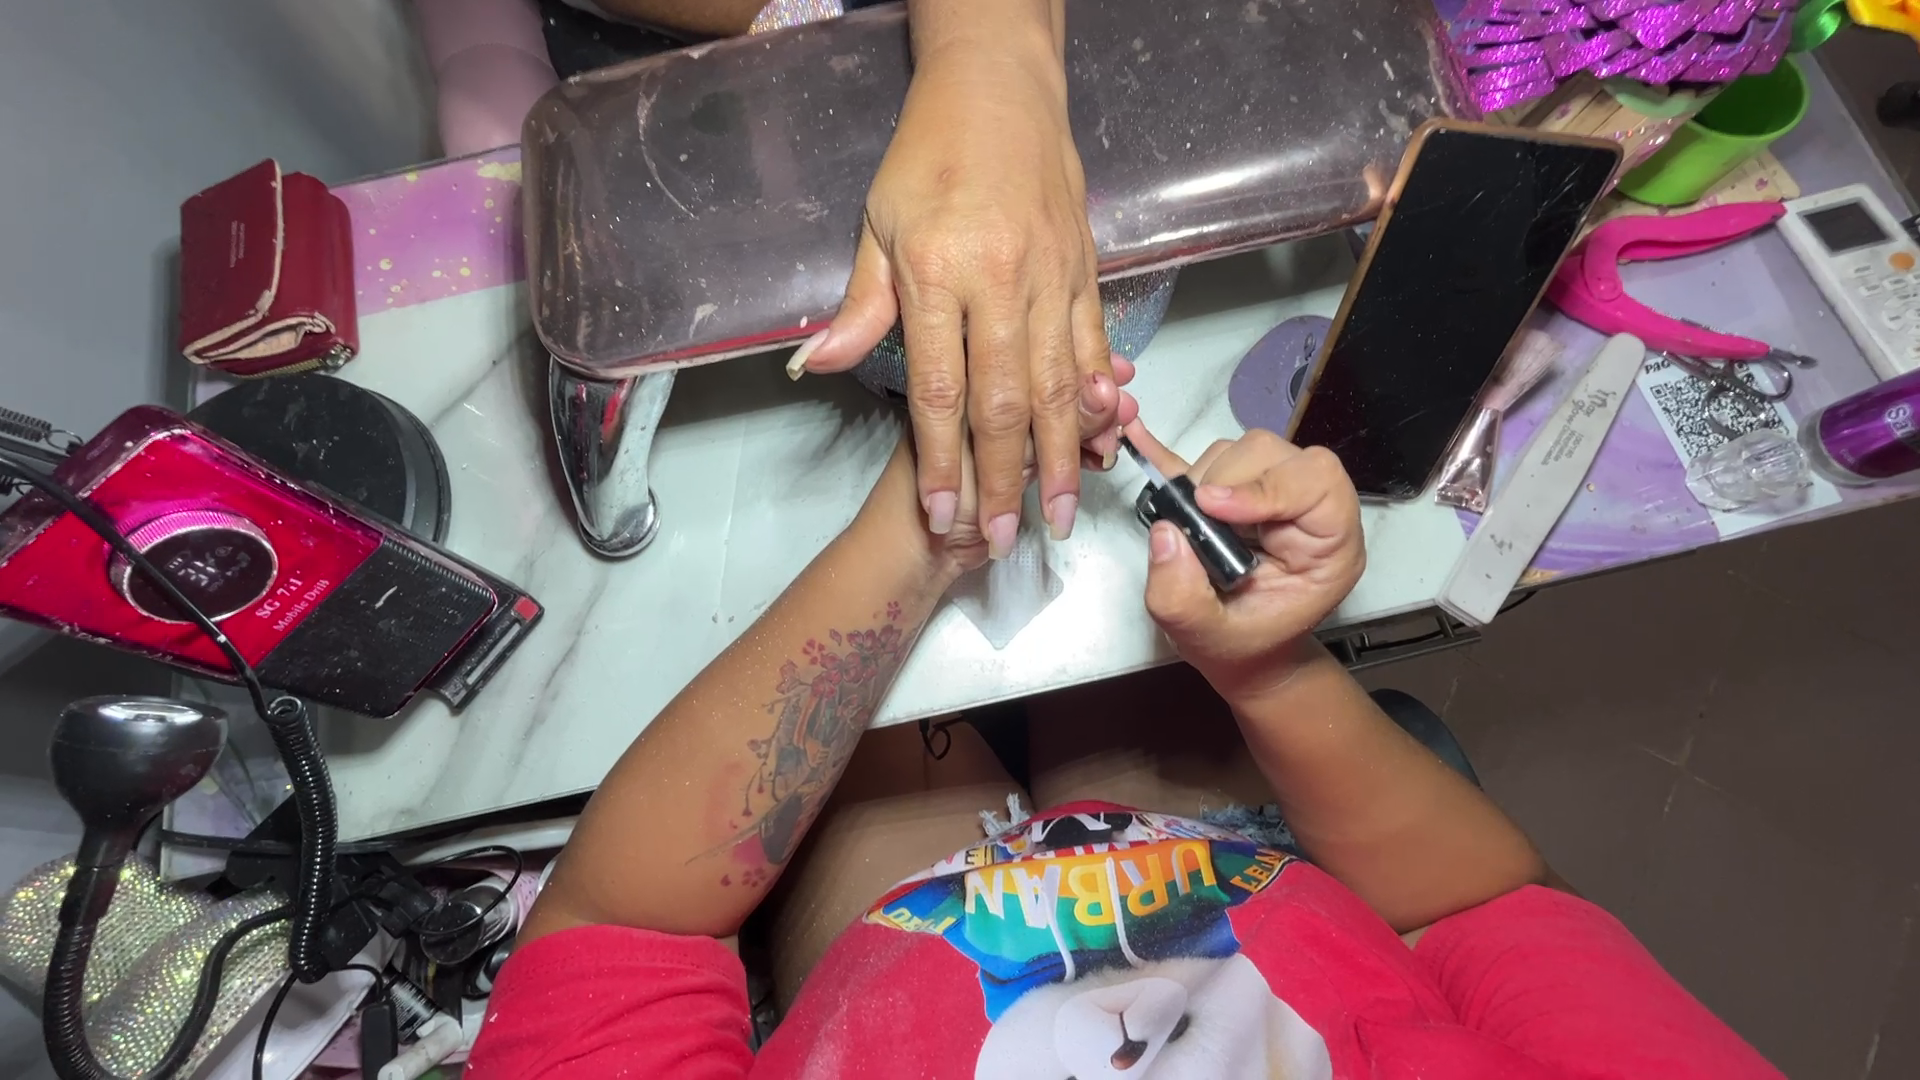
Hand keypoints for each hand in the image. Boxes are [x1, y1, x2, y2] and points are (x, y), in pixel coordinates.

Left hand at [794, 13, 1131, 557]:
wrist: (1001, 86)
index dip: (943, 462)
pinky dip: (1099, 395)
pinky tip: (1104, 436)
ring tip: (1064, 511)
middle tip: (1009, 538)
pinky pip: (1094, 344)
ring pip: (1061, 385)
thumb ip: (858, 308)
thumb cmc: (928, 158)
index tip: (943, 517)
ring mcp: (1051, 279)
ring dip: (1063, 455)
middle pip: (1005, 404)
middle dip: (1006, 479)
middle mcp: (1001, 284)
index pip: (940, 392)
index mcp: (938, 276)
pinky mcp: (1086, 272)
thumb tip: (811, 365)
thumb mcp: (877, 227)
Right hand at [1124, 422, 1366, 707]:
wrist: (1243, 652)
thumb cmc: (1240, 649)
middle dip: (1225, 478)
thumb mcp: (1207, 637)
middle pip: (1274, 454)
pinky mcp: (1232, 492)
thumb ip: (1183, 595)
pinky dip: (1173, 455)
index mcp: (1328, 546)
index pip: (1317, 481)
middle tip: (1195, 518)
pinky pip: (1207, 461)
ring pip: (1241, 451)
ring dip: (1203, 477)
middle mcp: (1306, 510)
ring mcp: (1270, 495)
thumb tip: (1167, 532)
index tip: (1211, 506)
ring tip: (1188, 520)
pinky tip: (1140, 440)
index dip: (1265, 484)